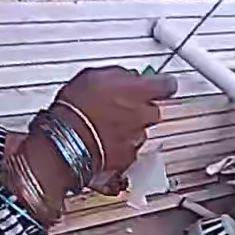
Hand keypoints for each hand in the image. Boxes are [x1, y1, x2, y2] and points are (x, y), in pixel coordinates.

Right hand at [54, 67, 177, 170]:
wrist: (68, 139)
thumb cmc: (77, 107)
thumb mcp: (94, 76)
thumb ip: (119, 76)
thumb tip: (128, 77)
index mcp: (138, 92)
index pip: (166, 86)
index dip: (164, 85)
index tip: (164, 84)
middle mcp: (143, 117)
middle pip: (152, 111)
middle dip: (141, 109)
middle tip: (121, 106)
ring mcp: (137, 139)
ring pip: (140, 131)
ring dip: (129, 128)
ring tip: (106, 124)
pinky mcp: (128, 158)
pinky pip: (129, 149)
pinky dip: (121, 146)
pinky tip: (104, 140)